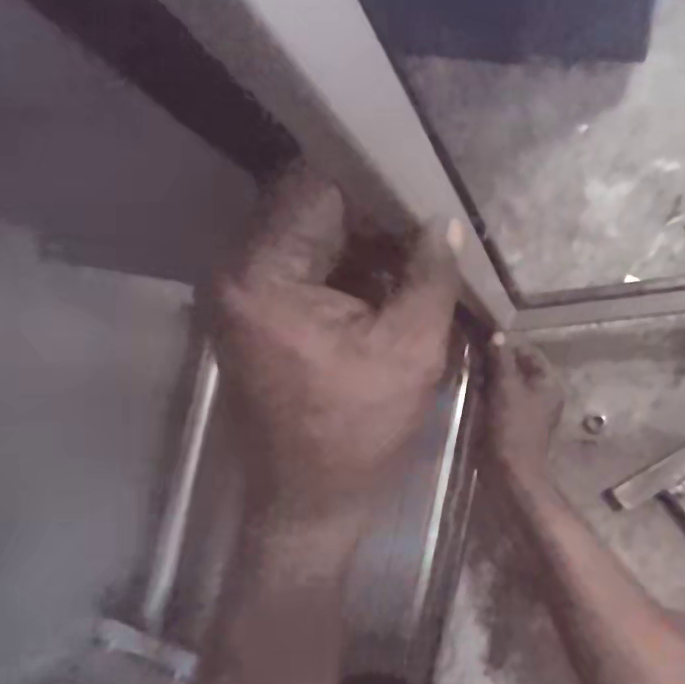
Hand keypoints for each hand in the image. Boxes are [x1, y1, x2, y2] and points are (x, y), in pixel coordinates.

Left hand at [211, 173, 462, 538]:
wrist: (312, 502)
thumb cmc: (359, 433)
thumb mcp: (411, 350)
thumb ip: (430, 276)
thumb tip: (444, 222)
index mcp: (265, 277)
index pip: (317, 190)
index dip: (373, 181)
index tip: (421, 182)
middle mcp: (239, 274)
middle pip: (310, 210)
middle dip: (373, 214)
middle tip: (429, 220)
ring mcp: (245, 295)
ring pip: (312, 238)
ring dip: (366, 243)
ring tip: (420, 250)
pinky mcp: (260, 315)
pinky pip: (309, 269)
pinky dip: (351, 270)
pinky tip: (395, 280)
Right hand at [484, 337, 564, 475]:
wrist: (511, 471)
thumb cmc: (513, 427)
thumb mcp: (507, 388)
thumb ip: (502, 359)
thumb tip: (498, 334)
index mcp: (549, 383)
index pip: (529, 352)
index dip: (508, 344)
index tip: (483, 338)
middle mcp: (542, 393)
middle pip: (518, 367)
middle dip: (496, 361)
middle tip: (473, 354)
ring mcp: (527, 409)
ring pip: (507, 383)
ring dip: (490, 376)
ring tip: (470, 370)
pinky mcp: (513, 421)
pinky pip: (500, 399)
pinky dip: (488, 392)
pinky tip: (472, 389)